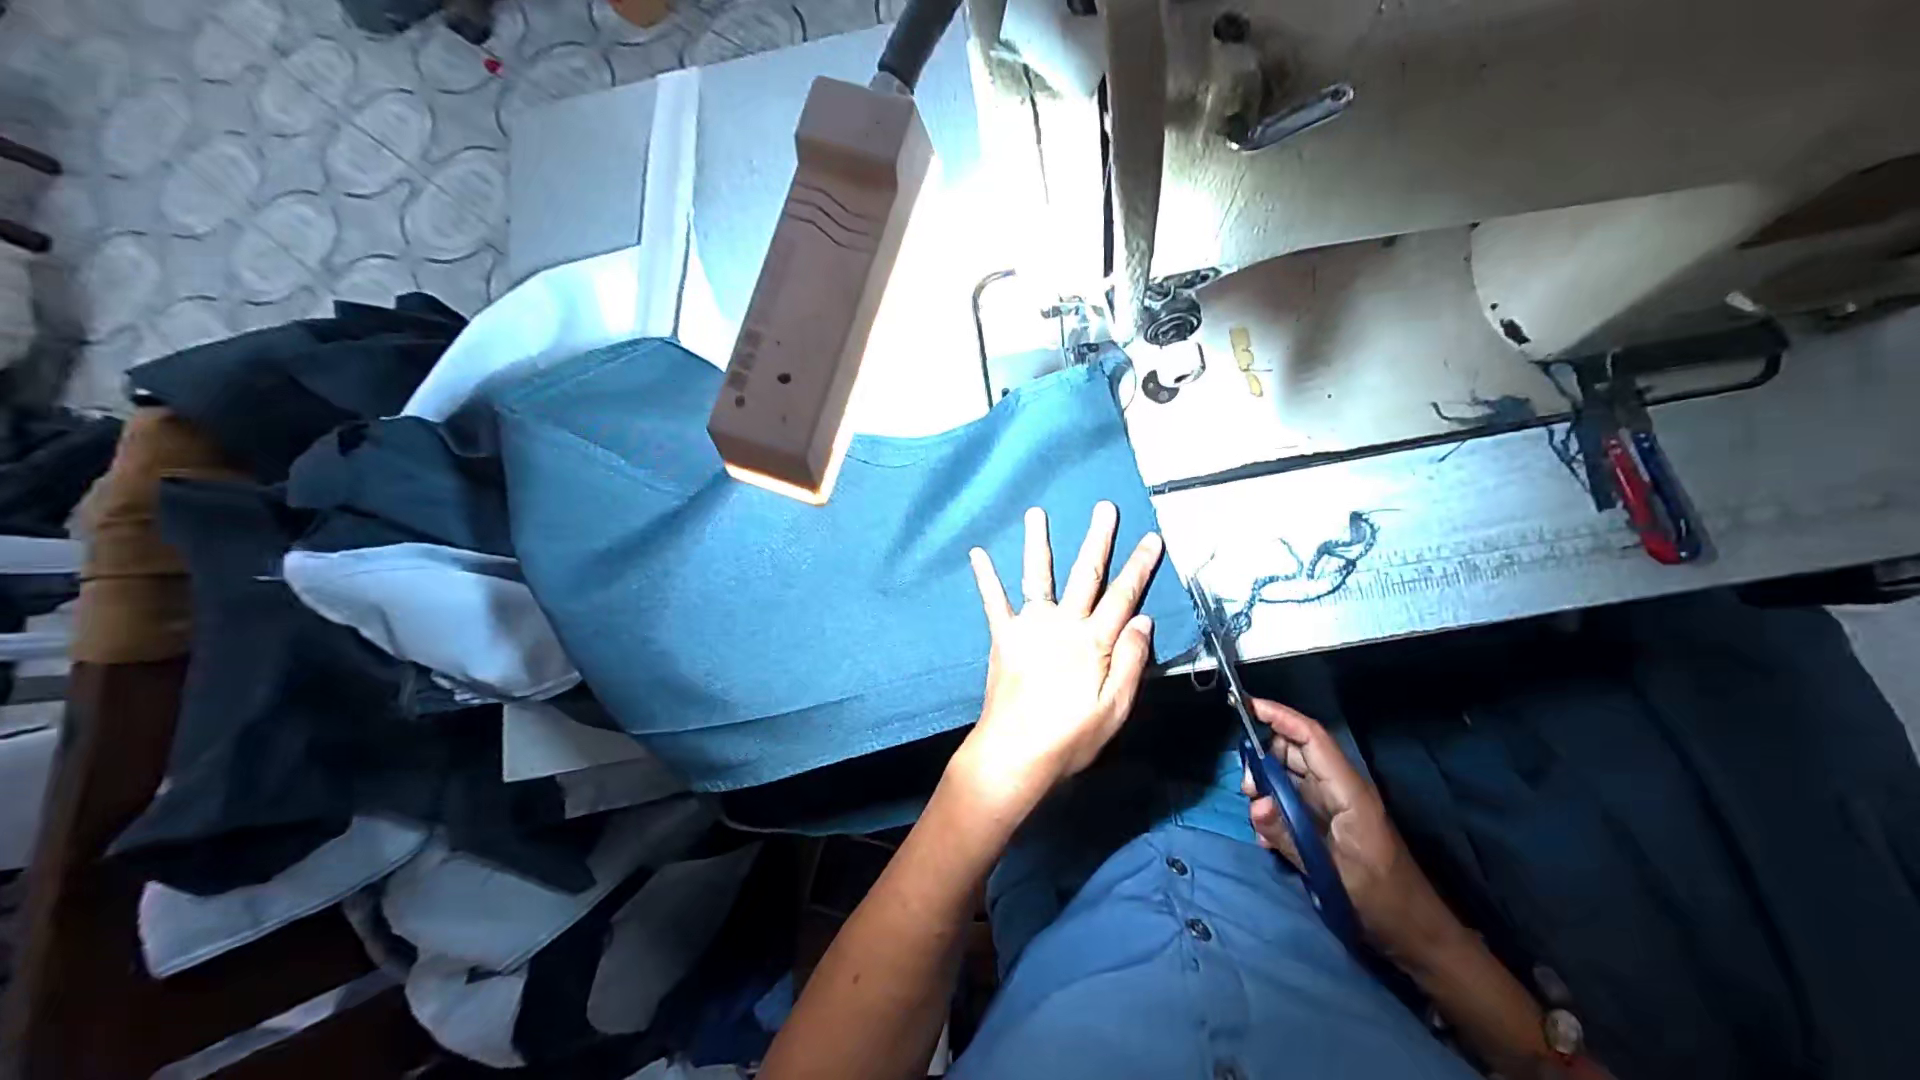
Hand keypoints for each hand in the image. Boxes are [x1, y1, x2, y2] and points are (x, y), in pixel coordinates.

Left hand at [950, 502, 1163, 814]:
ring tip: (1036, 513)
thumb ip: (1131, 661)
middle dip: (1098, 540)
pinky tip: (977, 553)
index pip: (1124, 596)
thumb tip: (1143, 619)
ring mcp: (1031, 628)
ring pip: (1039, 577)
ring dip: (1039, 543)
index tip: (1150, 539)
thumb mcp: (1116, 708)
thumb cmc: (1070, 737)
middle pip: (1086, 575)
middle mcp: (1063, 625)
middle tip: (1105, 508)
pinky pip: (994, 603)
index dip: (1139, 567)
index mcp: (1094, 642)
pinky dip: (986, 578)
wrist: (1015, 752)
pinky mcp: (1004, 638)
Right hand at [1242, 698, 1464, 963]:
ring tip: (1258, 817)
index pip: (1311, 738)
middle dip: (1263, 759)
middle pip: (1294, 751)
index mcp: (1348, 791)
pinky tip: (1268, 834)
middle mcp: (1340, 789)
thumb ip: (1288, 835)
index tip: (1246, 705)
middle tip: (1247, 788)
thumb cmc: (1382, 901)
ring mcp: (1333, 804)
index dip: (1280, 716)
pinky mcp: (1327, 820)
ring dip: (1266, 787)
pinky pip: (1292, 799)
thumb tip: (1254, 804)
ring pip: (1289, 774)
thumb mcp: (1332, 872)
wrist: (1416, 935)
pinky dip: (1274, 808)